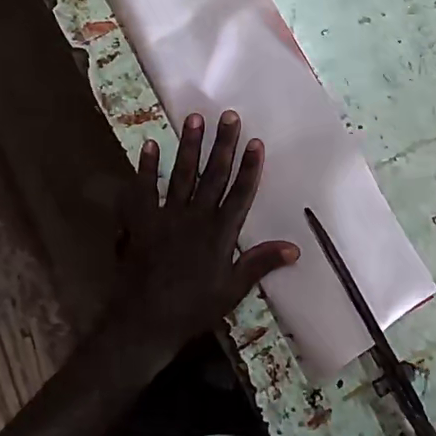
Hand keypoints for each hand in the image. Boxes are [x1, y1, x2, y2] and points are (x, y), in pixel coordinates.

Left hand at [102, 111, 298, 362]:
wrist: (145, 319)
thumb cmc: (193, 308)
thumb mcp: (232, 290)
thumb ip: (260, 264)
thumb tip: (295, 248)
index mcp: (220, 233)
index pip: (240, 193)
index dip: (250, 167)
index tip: (256, 141)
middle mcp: (196, 217)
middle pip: (213, 175)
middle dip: (223, 144)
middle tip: (228, 116)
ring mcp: (166, 216)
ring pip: (181, 174)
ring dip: (189, 146)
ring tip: (194, 119)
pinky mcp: (141, 221)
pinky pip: (143, 189)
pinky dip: (146, 167)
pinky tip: (149, 145)